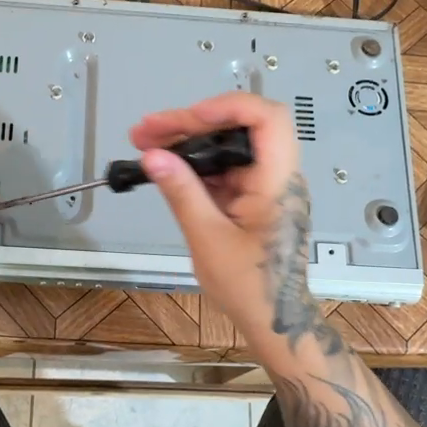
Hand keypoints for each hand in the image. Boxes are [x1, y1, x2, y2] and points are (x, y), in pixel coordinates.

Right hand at [131, 93, 341, 362]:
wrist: (274, 320)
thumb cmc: (250, 286)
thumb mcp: (208, 239)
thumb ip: (182, 193)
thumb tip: (154, 156)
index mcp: (278, 182)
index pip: (266, 118)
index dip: (226, 107)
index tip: (186, 119)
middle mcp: (278, 176)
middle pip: (242, 126)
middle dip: (193, 123)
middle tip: (147, 131)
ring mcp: (267, 187)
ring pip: (230, 146)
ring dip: (190, 142)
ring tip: (147, 145)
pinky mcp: (255, 199)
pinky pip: (227, 169)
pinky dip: (197, 165)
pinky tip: (167, 169)